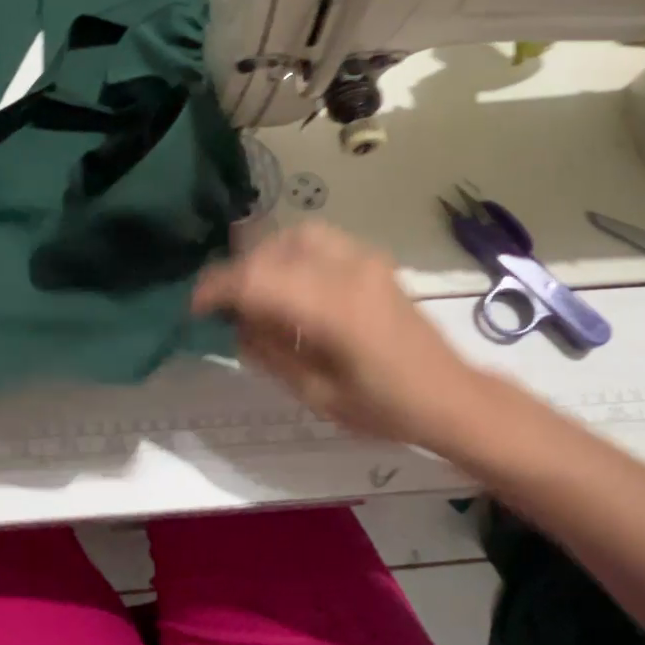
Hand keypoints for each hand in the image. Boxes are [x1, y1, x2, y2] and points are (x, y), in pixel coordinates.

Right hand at [192, 221, 474, 442]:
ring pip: (296, 236)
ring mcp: (364, 259)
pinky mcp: (374, 260)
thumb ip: (270, 354)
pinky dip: (292, 253)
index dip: (216, 289)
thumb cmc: (384, 408)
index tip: (194, 307)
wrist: (449, 396)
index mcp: (333, 310)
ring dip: (266, 258)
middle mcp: (347, 271)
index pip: (256, 280)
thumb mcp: (316, 395)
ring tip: (255, 292)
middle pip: (272, 252)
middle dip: (239, 274)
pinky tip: (289, 285)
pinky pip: (320, 241)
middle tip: (223, 307)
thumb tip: (236, 325)